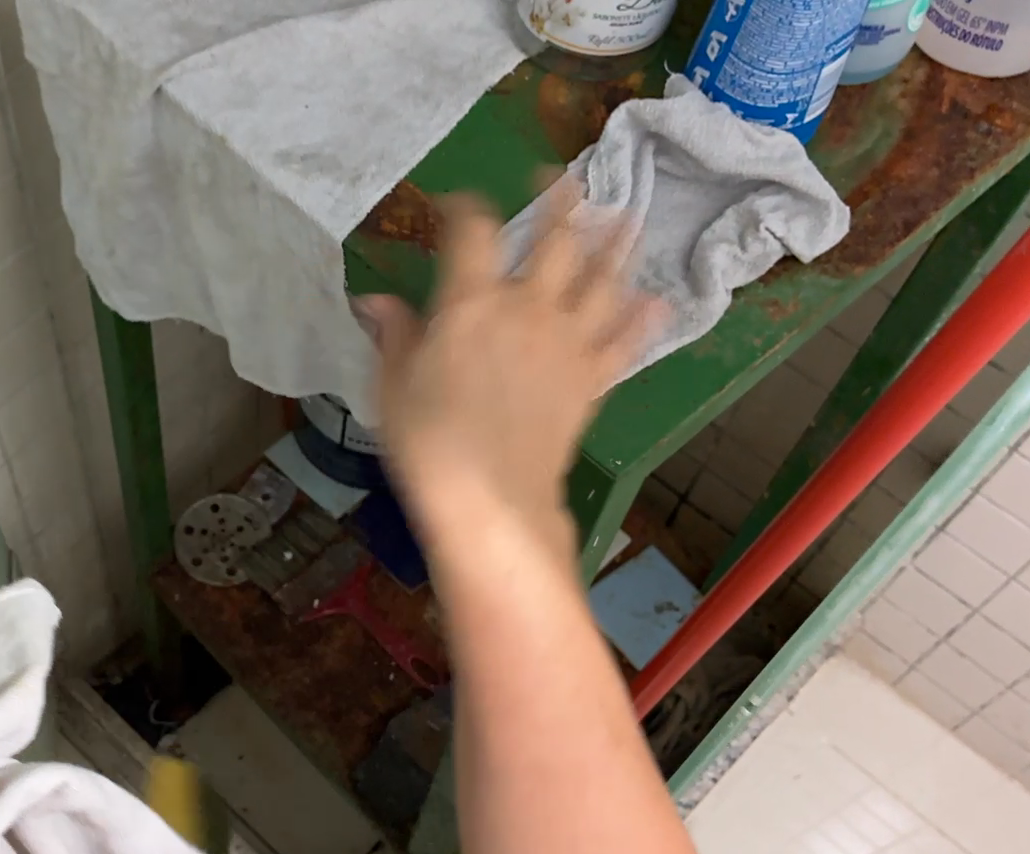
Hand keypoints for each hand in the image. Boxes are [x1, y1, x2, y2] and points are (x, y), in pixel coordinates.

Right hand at [357, 191, 656, 561]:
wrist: (489, 498)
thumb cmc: (428, 442)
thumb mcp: (392, 387)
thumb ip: (393, 336)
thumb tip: (372, 300)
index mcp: (470, 304)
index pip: (471, 232)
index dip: (462, 207)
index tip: (454, 202)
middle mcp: (527, 307)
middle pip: (555, 238)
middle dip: (561, 200)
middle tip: (566, 178)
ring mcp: (568, 341)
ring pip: (603, 278)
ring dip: (617, 243)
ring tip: (628, 216)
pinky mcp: (594, 378)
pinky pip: (626, 339)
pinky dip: (643, 318)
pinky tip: (657, 300)